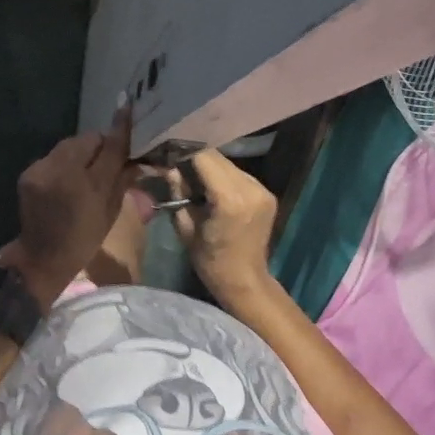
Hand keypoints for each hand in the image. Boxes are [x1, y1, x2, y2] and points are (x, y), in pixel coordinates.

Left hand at [4, 106, 138, 297]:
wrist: (41, 257)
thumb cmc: (83, 239)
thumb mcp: (110, 212)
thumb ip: (123, 179)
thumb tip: (137, 158)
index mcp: (89, 185)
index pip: (109, 147)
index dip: (120, 128)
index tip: (127, 105)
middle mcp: (63, 171)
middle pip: (87, 140)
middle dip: (99, 146)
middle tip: (106, 161)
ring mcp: (42, 170)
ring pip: (69, 146)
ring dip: (81, 152)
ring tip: (86, 172)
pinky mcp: (29, 173)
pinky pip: (54, 157)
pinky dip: (64, 162)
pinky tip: (66, 179)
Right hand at [169, 150, 278, 301]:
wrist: (245, 280)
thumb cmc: (210, 260)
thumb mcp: (185, 228)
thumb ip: (178, 193)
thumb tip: (170, 169)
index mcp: (230, 199)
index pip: (204, 158)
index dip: (184, 153)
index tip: (168, 156)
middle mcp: (251, 188)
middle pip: (218, 158)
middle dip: (195, 159)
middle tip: (177, 167)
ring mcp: (262, 190)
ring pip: (229, 164)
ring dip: (210, 167)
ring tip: (194, 180)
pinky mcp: (267, 193)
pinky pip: (239, 175)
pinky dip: (223, 177)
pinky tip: (213, 189)